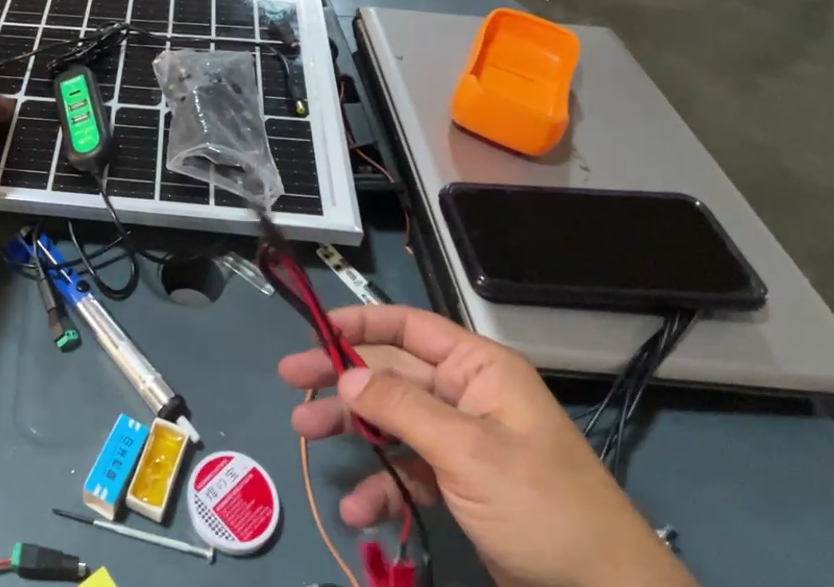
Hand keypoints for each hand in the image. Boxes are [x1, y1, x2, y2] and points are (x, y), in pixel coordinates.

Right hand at [280, 305, 697, 586]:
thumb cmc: (541, 506)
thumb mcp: (468, 451)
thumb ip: (402, 407)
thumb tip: (346, 374)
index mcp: (480, 370)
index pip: (410, 328)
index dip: (360, 324)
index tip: (313, 331)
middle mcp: (468, 396)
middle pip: (391, 374)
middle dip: (343, 381)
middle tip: (292, 384)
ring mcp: (463, 441)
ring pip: (392, 421)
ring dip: (352, 432)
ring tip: (306, 437)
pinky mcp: (460, 483)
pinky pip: (408, 470)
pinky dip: (381, 485)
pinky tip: (358, 508)